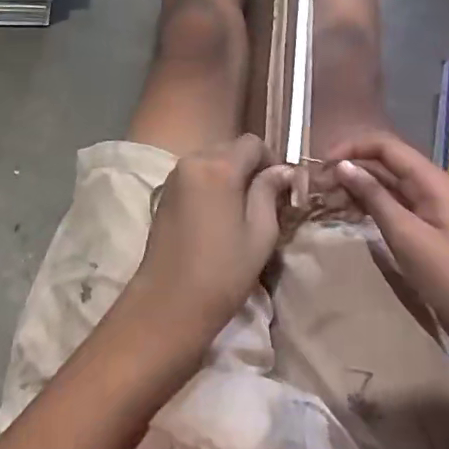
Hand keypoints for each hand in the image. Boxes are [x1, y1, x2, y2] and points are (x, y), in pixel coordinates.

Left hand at [128, 134, 294, 343]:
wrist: (168, 304)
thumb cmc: (222, 272)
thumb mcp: (260, 234)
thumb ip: (270, 192)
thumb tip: (282, 171)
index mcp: (219, 167)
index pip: (252, 143)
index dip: (271, 160)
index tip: (281, 188)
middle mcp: (194, 161)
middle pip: (230, 147)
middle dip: (250, 166)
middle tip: (265, 199)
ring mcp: (175, 175)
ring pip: (212, 159)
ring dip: (230, 174)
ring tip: (242, 209)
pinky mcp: (165, 192)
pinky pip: (196, 173)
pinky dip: (212, 183)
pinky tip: (219, 214)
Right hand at [330, 131, 448, 359]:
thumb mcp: (406, 236)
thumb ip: (374, 197)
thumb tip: (344, 166)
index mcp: (435, 181)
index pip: (387, 146)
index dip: (353, 148)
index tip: (323, 165)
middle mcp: (438, 185)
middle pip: (390, 162)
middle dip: (355, 167)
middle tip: (321, 185)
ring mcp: (439, 207)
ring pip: (394, 184)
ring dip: (363, 186)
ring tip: (332, 198)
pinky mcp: (438, 227)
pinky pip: (402, 203)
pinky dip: (377, 204)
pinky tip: (355, 213)